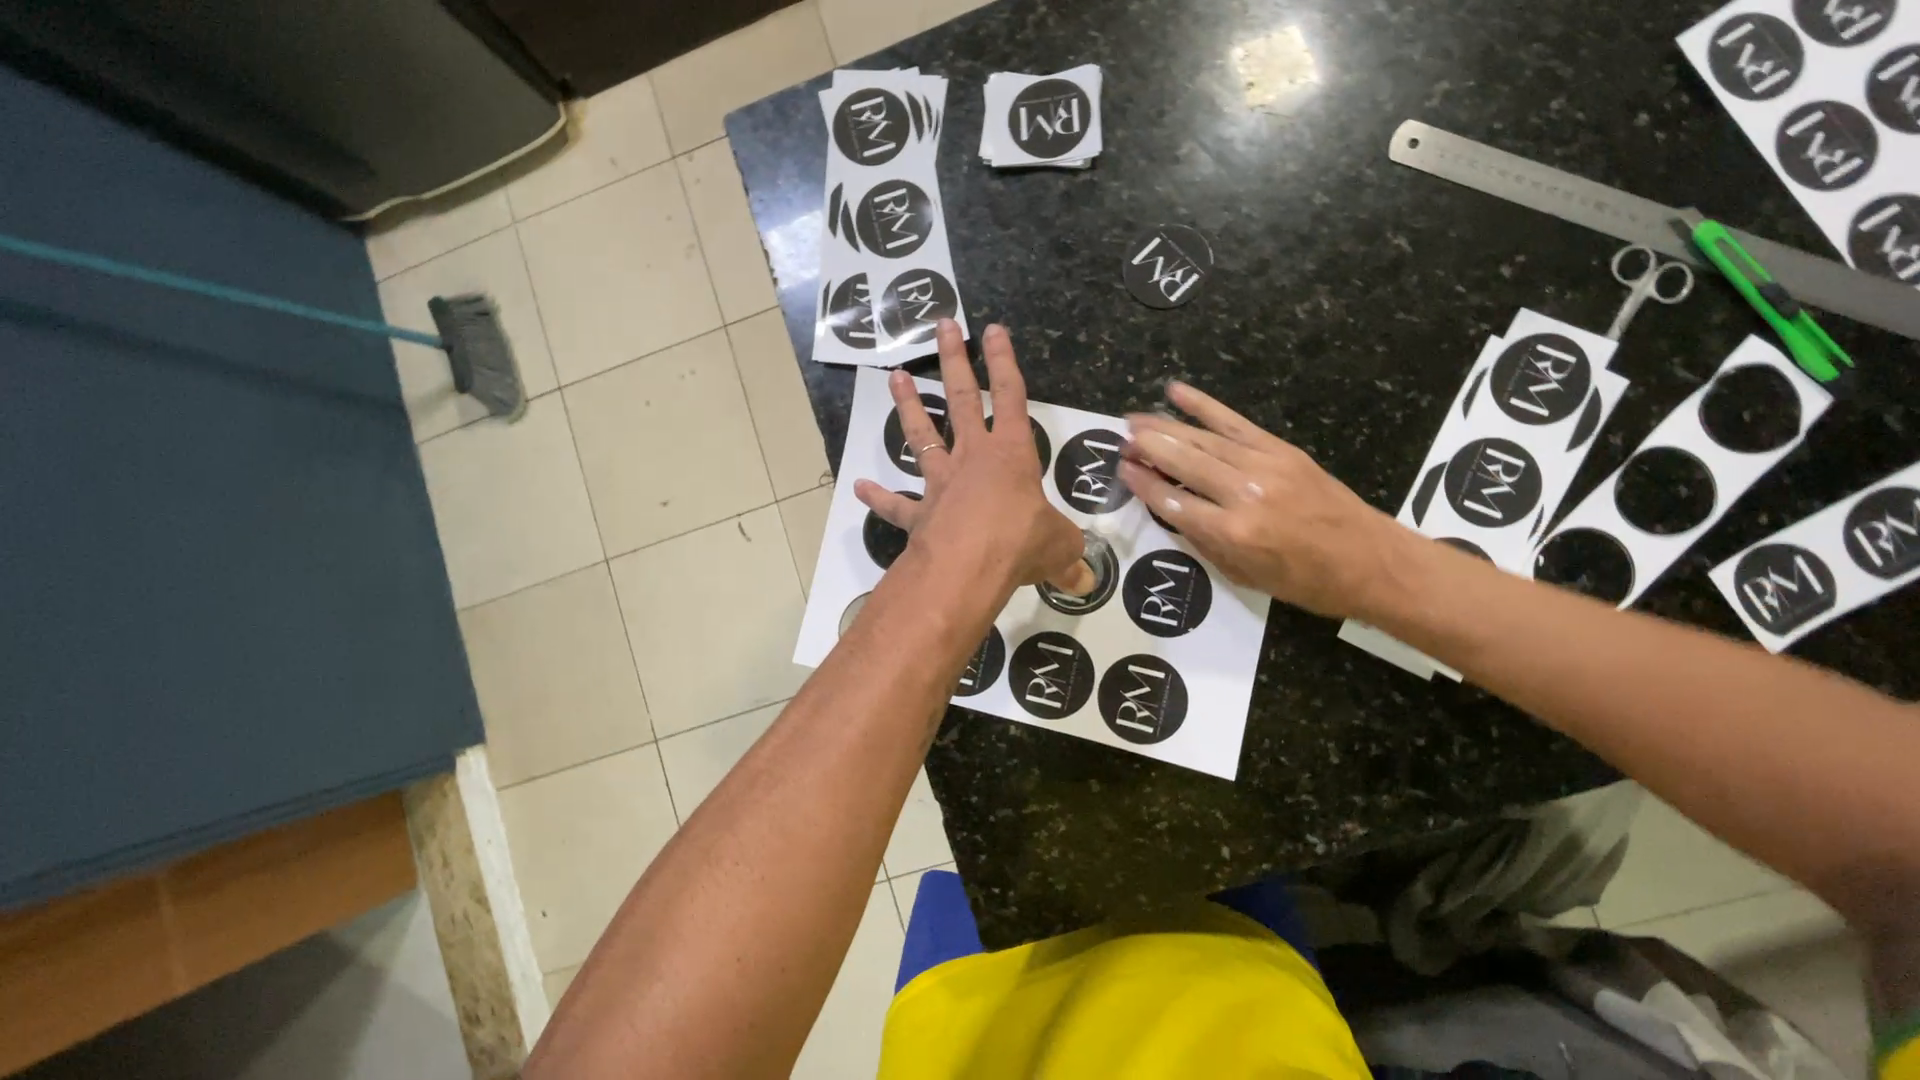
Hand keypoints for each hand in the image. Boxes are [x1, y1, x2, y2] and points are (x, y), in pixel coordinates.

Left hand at [855, 321, 1091, 595]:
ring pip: (922, 437)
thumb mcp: (1059, 546)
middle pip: (961, 400)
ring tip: (894, 378)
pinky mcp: (919, 515)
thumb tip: (1083, 579)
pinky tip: (860, 488)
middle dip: (954, 361)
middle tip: (943, 327)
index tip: (993, 330)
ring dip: (909, 407)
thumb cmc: (1020, 543)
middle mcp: (972, 459)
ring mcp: (941, 484)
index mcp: (1011, 455)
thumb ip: (1067, 556)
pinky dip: (878, 497)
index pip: (1011, 398)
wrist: (967, 567)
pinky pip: (896, 504)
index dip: (1004, 363)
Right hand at [1118, 381, 1413, 619]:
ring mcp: (1264, 466)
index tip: (1121, 469)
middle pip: (1182, 462)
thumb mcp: (1245, 577)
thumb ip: (1205, 542)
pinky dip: (1204, 406)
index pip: (1172, 500)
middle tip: (1120, 438)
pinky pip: (1234, 423)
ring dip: (1164, 427)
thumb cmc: (1306, 582)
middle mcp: (1243, 494)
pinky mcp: (1281, 450)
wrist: (1370, 561)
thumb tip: (1173, 510)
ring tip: (1135, 420)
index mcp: (1232, 533)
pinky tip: (1176, 392)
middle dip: (1146, 447)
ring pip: (1202, 440)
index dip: (1142, 483)